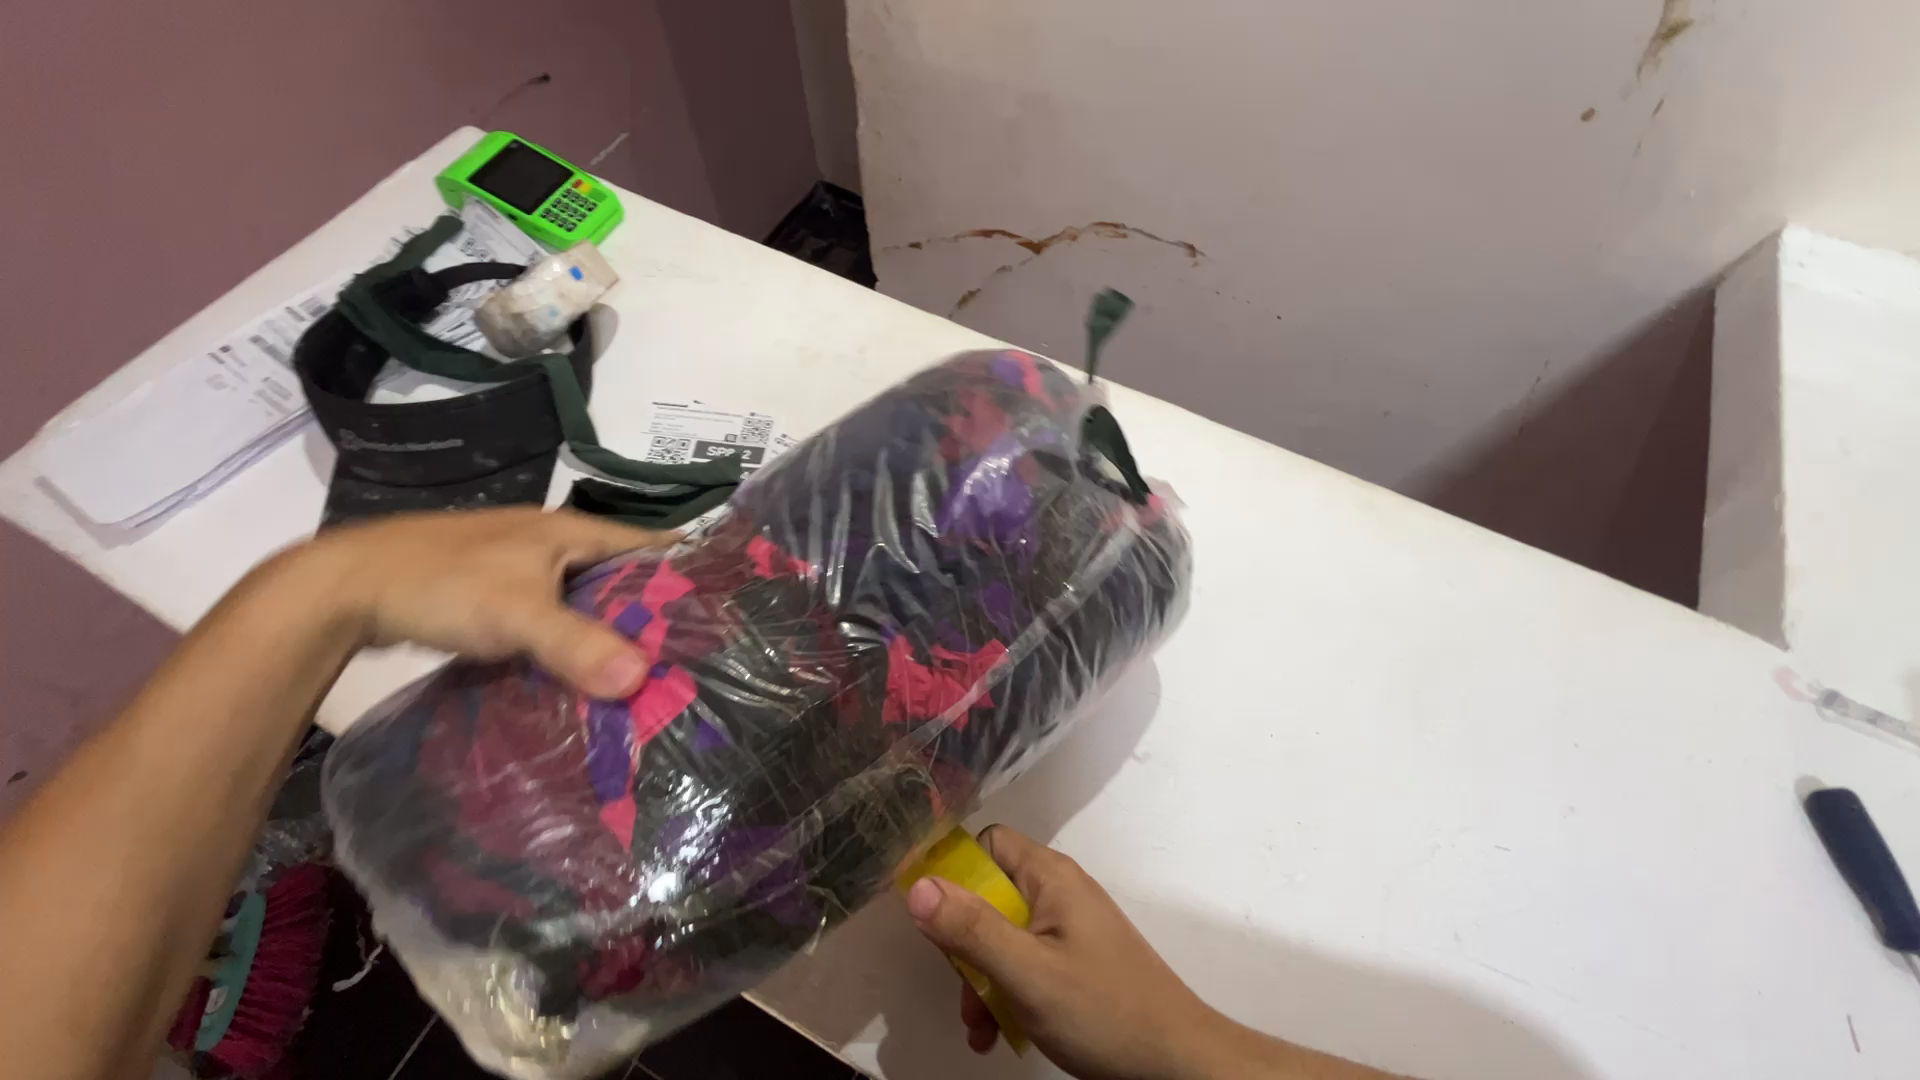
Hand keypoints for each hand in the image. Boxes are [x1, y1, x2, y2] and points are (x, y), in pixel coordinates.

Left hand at [271, 508, 673, 698]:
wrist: (341, 588)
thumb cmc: (441, 583)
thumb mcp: (516, 613)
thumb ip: (577, 644)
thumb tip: (643, 679)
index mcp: (571, 531)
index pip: (651, 543)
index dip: (689, 568)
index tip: (724, 605)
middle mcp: (554, 543)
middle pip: (623, 575)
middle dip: (658, 608)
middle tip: (696, 649)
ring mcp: (524, 569)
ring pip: (588, 599)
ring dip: (615, 628)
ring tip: (653, 668)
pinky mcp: (498, 596)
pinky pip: (557, 618)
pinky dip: (577, 641)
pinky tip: (587, 673)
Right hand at [906, 827, 1401, 1079]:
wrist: (1180, 1065)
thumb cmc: (1103, 1010)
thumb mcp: (1027, 973)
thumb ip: (971, 929)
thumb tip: (915, 885)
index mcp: (1050, 877)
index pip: (987, 844)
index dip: (953, 871)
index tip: (928, 914)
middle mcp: (1059, 892)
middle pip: (990, 895)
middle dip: (965, 945)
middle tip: (964, 993)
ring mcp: (1069, 928)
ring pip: (1003, 935)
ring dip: (983, 979)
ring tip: (981, 1028)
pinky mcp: (1076, 962)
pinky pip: (1025, 961)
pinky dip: (1007, 992)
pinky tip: (1001, 1034)